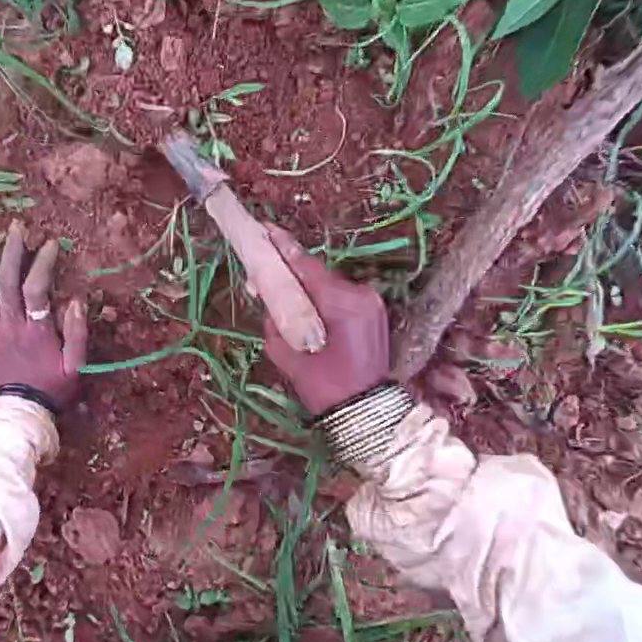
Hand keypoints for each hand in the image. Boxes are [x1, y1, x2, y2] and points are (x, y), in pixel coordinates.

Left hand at [0, 229, 88, 407]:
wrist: (22, 414)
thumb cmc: (52, 389)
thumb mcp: (76, 365)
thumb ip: (77, 333)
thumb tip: (77, 299)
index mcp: (35, 331)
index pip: (36, 288)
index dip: (43, 263)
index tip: (51, 243)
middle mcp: (8, 327)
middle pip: (4, 281)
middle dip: (10, 251)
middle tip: (14, 228)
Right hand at [260, 225, 389, 413]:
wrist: (364, 411)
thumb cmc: (323, 386)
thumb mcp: (286, 353)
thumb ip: (275, 318)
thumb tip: (266, 294)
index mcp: (340, 301)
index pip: (305, 265)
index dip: (283, 247)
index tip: (266, 230)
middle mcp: (360, 293)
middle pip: (318, 274)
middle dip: (292, 274)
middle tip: (266, 276)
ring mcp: (372, 302)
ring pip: (330, 286)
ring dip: (308, 290)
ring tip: (287, 301)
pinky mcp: (375, 313)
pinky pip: (342, 298)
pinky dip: (324, 301)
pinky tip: (309, 314)